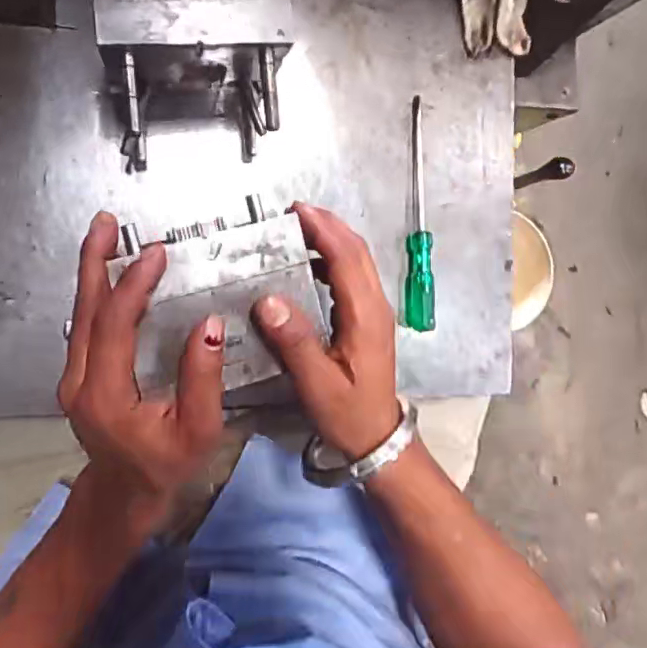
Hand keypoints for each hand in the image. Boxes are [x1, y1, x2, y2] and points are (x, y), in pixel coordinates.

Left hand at [59, 211, 225, 522]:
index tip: (155, 254)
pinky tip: (110, 275)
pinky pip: (86, 325)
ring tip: (105, 237)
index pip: (115, 325)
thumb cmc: (163, 466)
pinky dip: (97, 293)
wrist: (123, 494)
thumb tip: (209, 325)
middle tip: (105, 223)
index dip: (134, 285)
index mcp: (106, 394)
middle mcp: (80, 380)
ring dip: (93, 272)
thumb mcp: (198, 431)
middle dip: (95, 261)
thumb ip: (202, 379)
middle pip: (84, 309)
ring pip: (80, 314)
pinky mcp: (79, 376)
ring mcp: (74, 377)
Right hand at [253, 203, 401, 458]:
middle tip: (293, 212)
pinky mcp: (368, 319)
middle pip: (356, 251)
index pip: (346, 258)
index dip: (323, 229)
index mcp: (365, 315)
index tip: (296, 211)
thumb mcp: (317, 383)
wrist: (378, 436)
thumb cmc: (348, 413)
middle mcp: (375, 306)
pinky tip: (308, 264)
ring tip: (298, 230)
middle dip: (328, 225)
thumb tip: (268, 300)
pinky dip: (332, 259)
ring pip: (357, 261)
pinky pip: (352, 277)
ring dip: (331, 239)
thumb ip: (294, 342)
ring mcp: (374, 311)